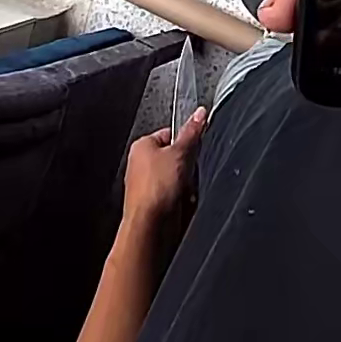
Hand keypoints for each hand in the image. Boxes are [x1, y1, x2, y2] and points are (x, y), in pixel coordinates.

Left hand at [123, 106, 206, 223]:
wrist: (149, 228)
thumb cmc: (155, 189)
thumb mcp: (179, 153)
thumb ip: (191, 132)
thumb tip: (199, 114)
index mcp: (142, 146)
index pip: (170, 133)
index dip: (184, 140)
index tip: (194, 146)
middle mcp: (141, 164)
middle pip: (174, 156)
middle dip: (186, 165)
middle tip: (187, 171)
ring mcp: (147, 185)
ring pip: (177, 177)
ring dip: (185, 183)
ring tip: (184, 189)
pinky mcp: (154, 203)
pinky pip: (175, 194)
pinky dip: (182, 198)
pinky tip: (182, 201)